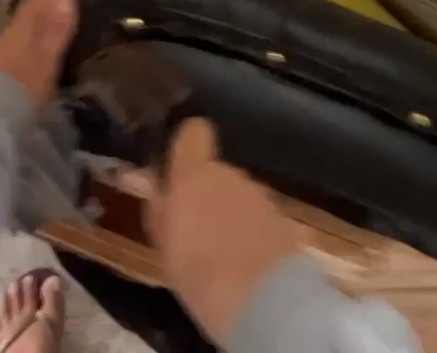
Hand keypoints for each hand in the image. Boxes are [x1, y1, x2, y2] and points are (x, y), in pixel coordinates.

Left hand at [0, 0, 97, 106]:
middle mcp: (18, 27)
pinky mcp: (13, 59)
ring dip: (58, 3)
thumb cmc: (20, 88)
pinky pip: (37, 30)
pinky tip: (61, 33)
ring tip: (81, 1)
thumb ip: (55, 31)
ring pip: (39, 14)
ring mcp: (13, 43)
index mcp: (26, 23)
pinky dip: (52, 23)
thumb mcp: (43, 61)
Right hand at [147, 119, 300, 343]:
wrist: (265, 304)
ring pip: (240, 196)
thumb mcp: (164, 246)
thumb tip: (151, 182)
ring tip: (224, 255)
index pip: (194, 132)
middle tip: (198, 231)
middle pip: (217, 172)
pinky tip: (249, 266)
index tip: (180, 167)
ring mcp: (262, 196)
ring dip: (232, 216)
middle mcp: (231, 175)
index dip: (188, 144)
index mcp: (196, 174)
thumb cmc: (200, 273)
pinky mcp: (286, 221)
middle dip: (209, 194)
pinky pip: (261, 219)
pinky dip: (255, 235)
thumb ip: (159, 208)